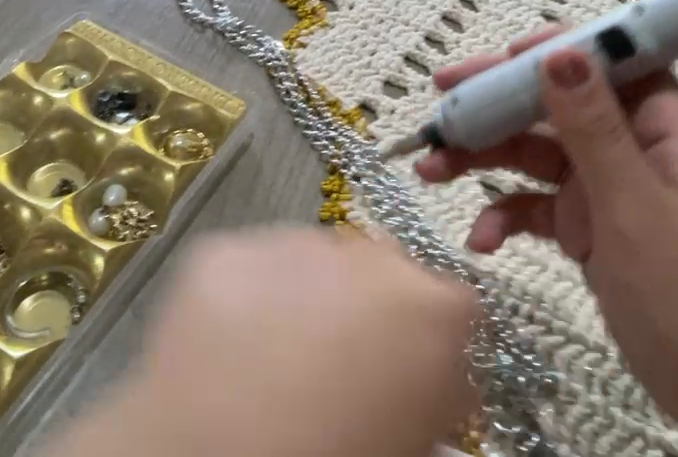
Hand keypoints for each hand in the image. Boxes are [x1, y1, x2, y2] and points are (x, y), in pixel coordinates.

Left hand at [46, 228, 477, 456]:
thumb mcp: (411, 439)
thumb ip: (436, 392)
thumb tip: (439, 378)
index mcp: (430, 306)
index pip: (453, 302)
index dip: (434, 336)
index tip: (413, 365)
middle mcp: (365, 253)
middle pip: (382, 264)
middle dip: (370, 302)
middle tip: (340, 358)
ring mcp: (288, 241)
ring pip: (313, 258)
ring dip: (309, 291)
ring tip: (278, 350)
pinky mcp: (223, 246)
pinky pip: (251, 264)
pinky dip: (249, 293)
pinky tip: (234, 340)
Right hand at [415, 29, 677, 456]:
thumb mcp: (636, 209)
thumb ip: (593, 130)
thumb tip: (561, 53)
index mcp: (660, 130)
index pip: (609, 63)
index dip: (556, 51)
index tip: (501, 58)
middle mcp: (630, 148)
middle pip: (554, 107)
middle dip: (495, 107)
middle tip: (438, 108)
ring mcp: (606, 190)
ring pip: (534, 155)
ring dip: (483, 160)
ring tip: (430, 169)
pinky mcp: (588, 229)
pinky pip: (535, 207)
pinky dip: (505, 218)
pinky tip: (480, 241)